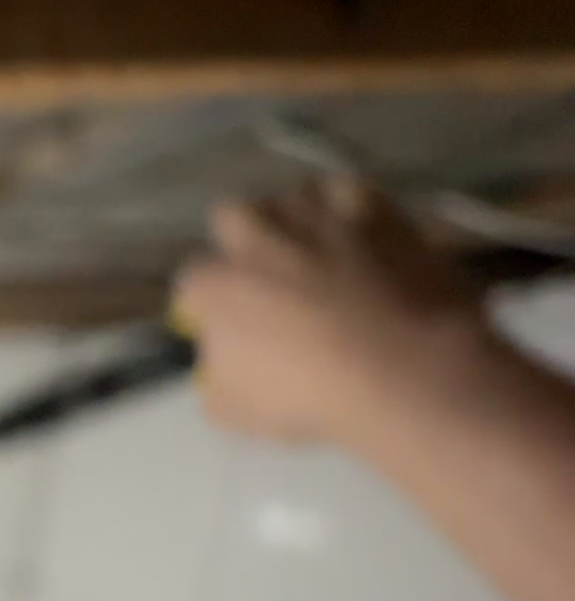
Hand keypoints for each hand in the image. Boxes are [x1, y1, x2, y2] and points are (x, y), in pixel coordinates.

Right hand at [175, 176, 497, 445]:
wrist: (410, 375)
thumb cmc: (306, 396)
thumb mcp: (230, 407)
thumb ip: (215, 376)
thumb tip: (223, 362)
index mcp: (216, 287)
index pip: (190, 281)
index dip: (203, 300)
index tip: (219, 319)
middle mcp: (260, 244)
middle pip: (231, 215)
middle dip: (237, 238)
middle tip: (258, 269)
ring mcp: (323, 225)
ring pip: (293, 195)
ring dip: (292, 217)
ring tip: (306, 244)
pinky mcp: (385, 219)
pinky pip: (355, 193)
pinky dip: (348, 209)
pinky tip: (354, 233)